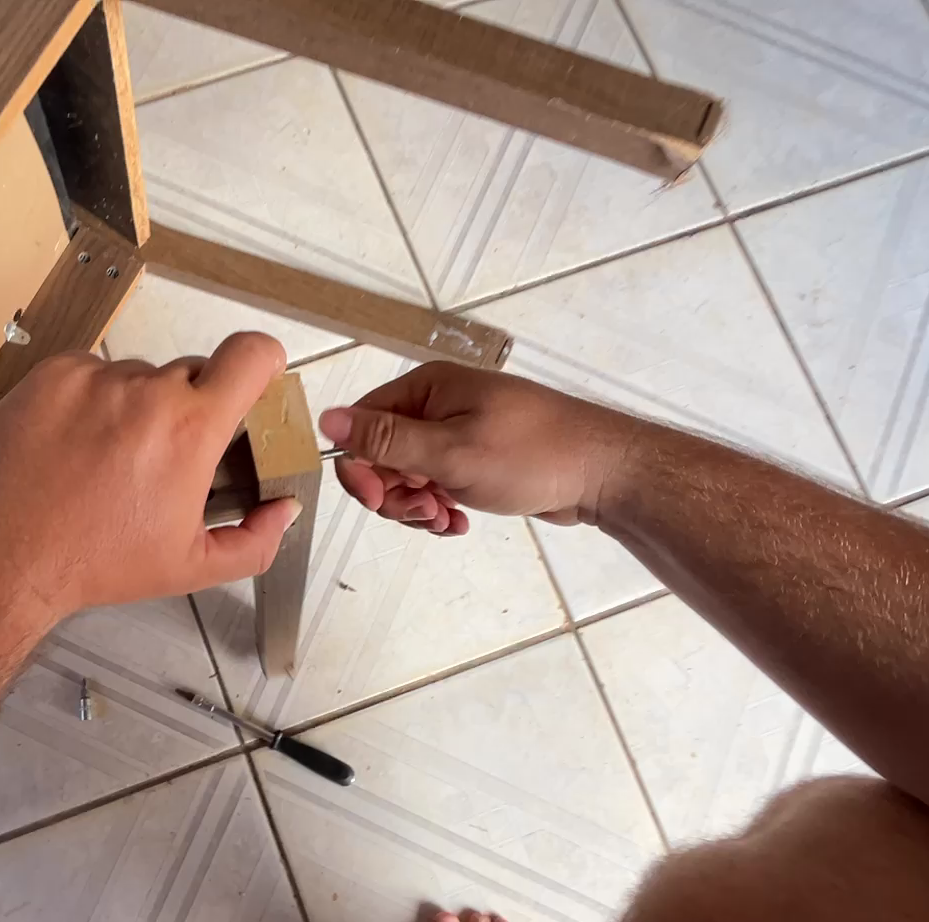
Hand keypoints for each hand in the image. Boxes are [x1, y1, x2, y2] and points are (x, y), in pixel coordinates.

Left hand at [0, 332, 302, 619]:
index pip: (251, 354)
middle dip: (192, 409)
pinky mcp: (53, 374)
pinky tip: (77, 445)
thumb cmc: (95, 561)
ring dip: (138, 407)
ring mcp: (94, 377)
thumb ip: (253, 541)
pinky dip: (95, 400)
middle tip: (166, 454)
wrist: (2, 553)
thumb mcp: (188, 567)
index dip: (263, 363)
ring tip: (109, 458)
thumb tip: (283, 510)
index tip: (254, 384)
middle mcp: (145, 390)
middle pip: (193, 374)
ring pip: (140, 376)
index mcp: (190, 431)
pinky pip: (94, 373)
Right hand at [318, 362, 642, 533]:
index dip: (360, 468)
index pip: (362, 426)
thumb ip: (385, 439)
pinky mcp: (472, 460)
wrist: (604, 473)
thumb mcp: (450, 451)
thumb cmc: (529, 455)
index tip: (380, 502)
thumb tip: (324, 418)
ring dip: (416, 506)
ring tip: (446, 520)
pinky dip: (437, 508)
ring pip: (406, 477)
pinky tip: (457, 524)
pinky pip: (434, 486)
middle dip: (394, 493)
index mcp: (425, 390)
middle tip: (424, 513)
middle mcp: (435, 407)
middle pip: (381, 456)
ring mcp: (455, 434)